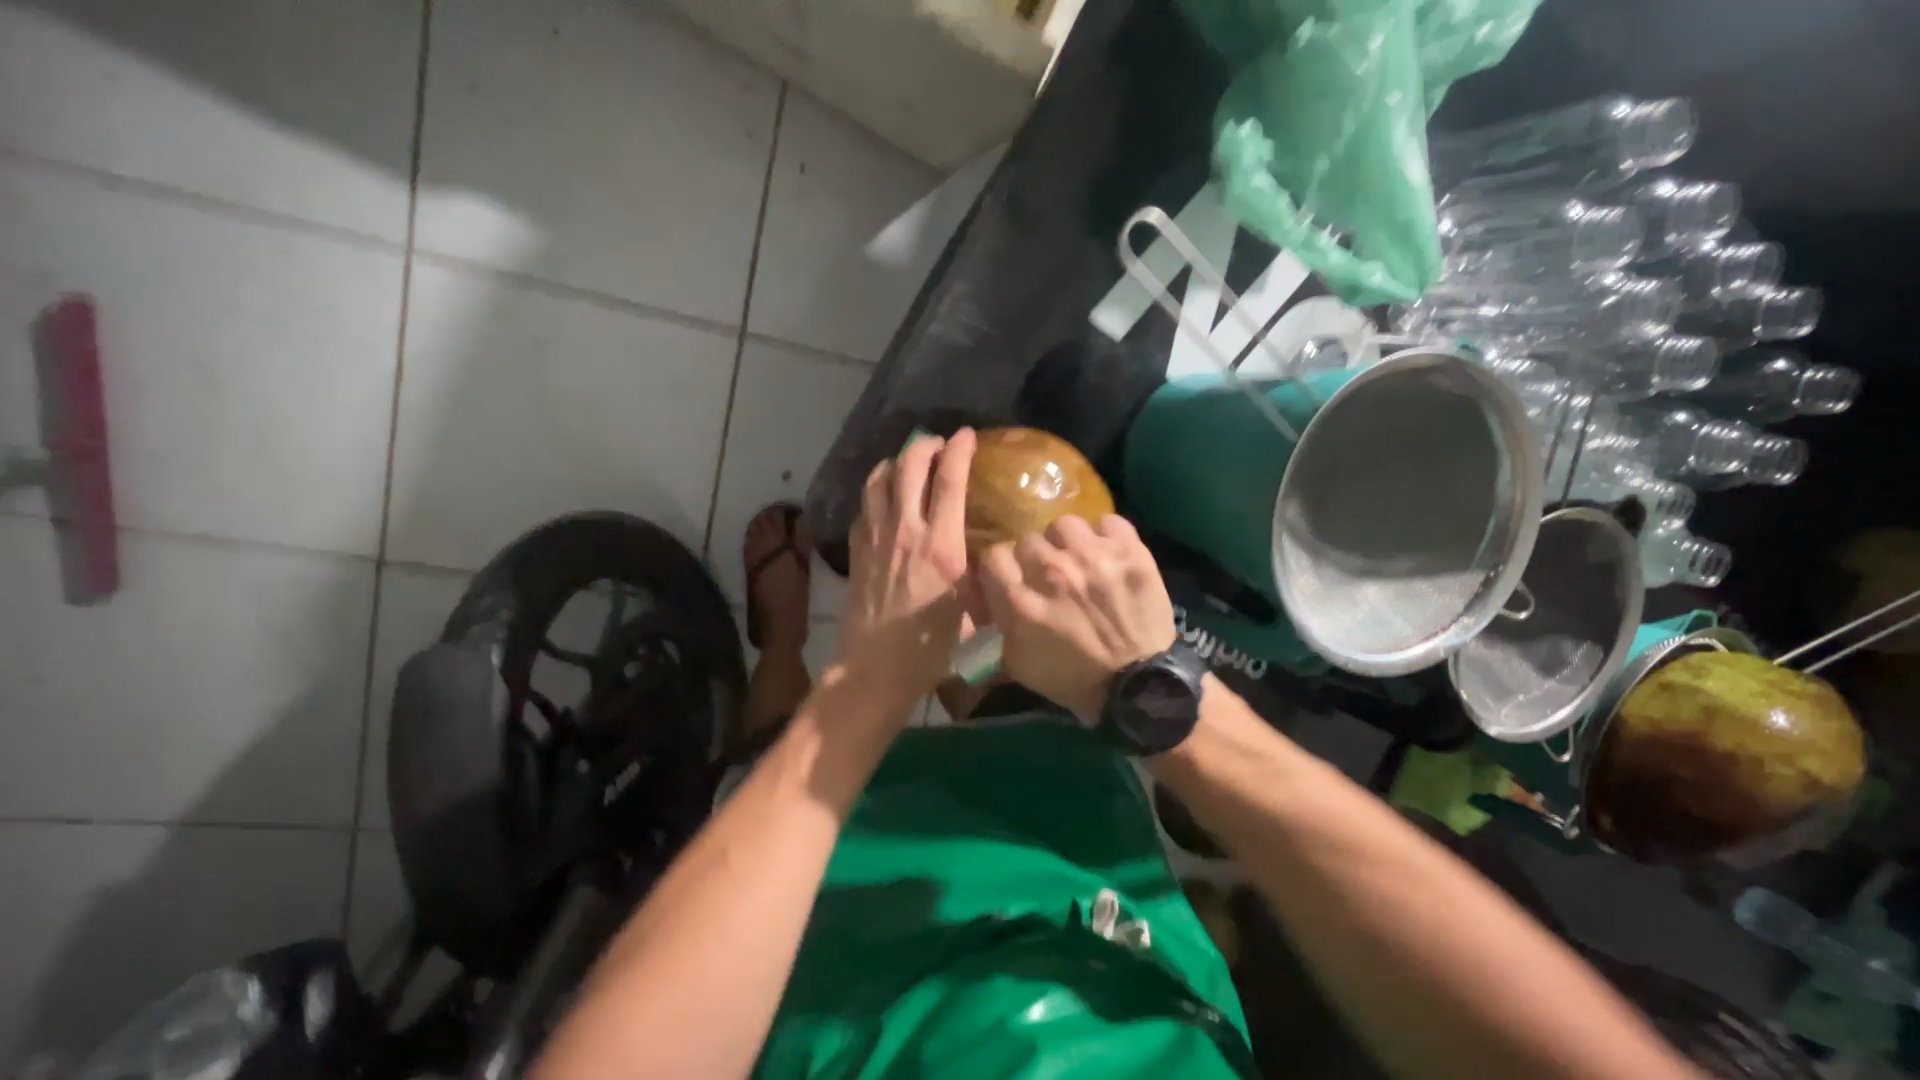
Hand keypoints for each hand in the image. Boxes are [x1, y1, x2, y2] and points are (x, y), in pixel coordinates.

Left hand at [833, 429, 977, 717]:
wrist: (876, 668)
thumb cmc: (930, 647)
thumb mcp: (970, 612)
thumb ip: (981, 580)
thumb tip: (994, 566)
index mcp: (943, 545)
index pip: (950, 479)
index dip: (959, 450)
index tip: (967, 436)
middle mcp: (907, 531)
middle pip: (910, 466)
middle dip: (925, 445)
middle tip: (937, 444)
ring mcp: (876, 537)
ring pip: (880, 479)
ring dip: (896, 463)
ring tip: (908, 462)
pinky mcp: (857, 549)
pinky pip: (865, 506)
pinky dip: (877, 493)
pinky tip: (885, 500)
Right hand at [977, 514, 1175, 721]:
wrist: (1140, 686)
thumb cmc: (1074, 679)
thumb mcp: (1018, 664)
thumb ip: (999, 623)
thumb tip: (990, 597)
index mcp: (1022, 602)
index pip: (993, 556)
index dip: (1000, 569)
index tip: (1011, 580)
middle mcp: (1053, 572)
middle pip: (1028, 540)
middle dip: (1034, 559)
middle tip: (1049, 577)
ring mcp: (1094, 558)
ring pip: (1064, 525)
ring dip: (1067, 543)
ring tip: (1079, 561)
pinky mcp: (1130, 552)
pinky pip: (1108, 522)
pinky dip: (1106, 536)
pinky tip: (1108, 555)